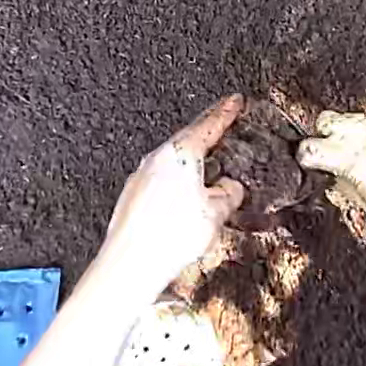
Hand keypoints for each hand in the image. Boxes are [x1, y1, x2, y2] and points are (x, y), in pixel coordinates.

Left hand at [100, 95, 247, 296]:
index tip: (235, 101)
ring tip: (209, 162)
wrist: (130, 264)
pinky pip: (162, 177)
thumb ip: (230, 193)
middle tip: (223, 119)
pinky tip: (185, 193)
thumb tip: (231, 187)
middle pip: (189, 137)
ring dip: (193, 157)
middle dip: (208, 130)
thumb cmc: (170, 236)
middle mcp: (158, 158)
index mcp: (180, 153)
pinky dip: (178, 178)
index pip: (209, 125)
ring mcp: (142, 175)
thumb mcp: (217, 213)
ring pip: (174, 158)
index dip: (226, 112)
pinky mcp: (134, 194)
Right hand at [296, 110, 365, 282]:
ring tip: (358, 154)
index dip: (305, 156)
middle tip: (329, 151)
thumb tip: (333, 175)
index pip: (311, 147)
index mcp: (352, 159)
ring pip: (355, 119)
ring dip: (351, 133)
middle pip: (328, 119)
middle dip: (324, 133)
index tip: (306, 161)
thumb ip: (345, 184)